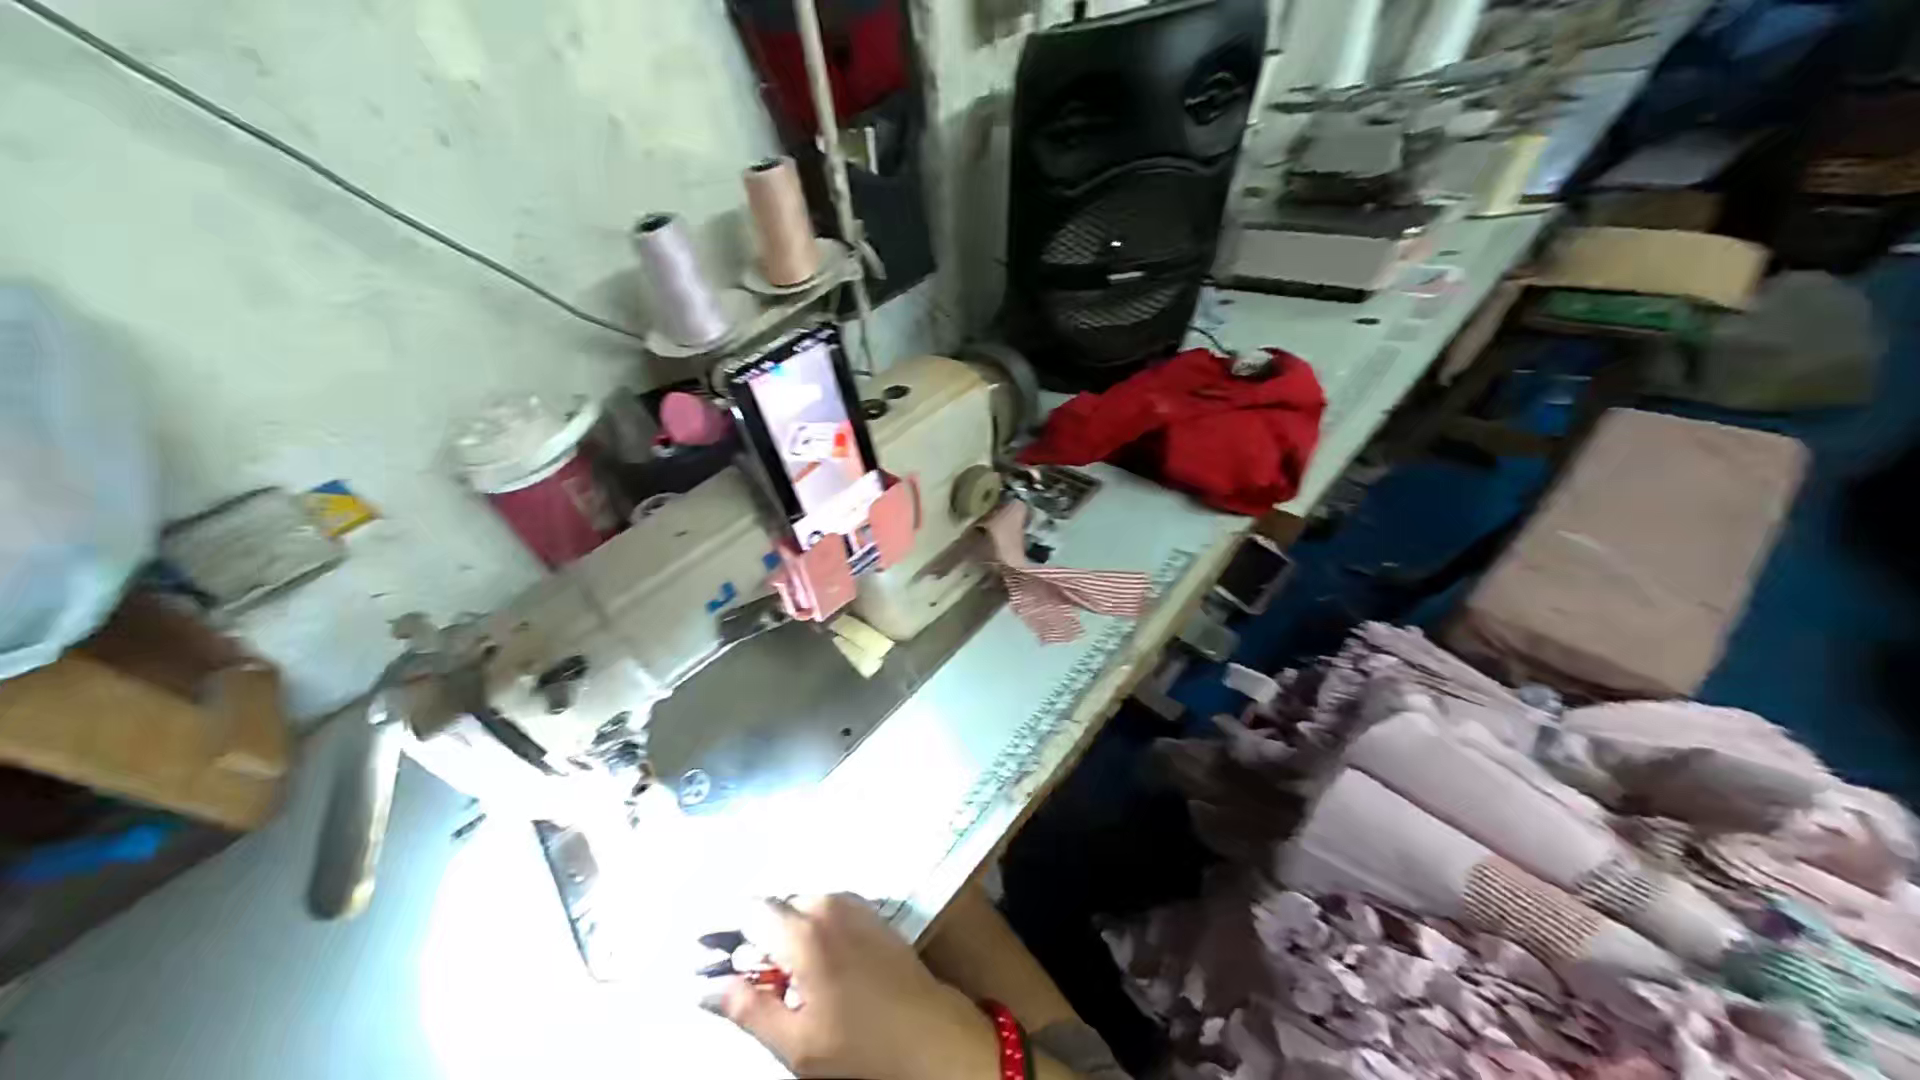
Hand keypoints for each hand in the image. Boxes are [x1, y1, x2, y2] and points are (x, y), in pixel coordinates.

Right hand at [711, 893, 998, 1079]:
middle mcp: (828, 905)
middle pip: (777, 906)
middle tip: (755, 977)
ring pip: (804, 905)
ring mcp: (854, 905)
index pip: (752, 912)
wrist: (930, 1034)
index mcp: (804, 932)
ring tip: (789, 976)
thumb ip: (748, 1008)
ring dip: (788, 930)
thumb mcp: (795, 1041)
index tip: (717, 961)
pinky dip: (814, 926)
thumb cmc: (859, 1046)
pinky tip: (819, 963)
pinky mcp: (872, 912)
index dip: (730, 936)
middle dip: (760, 935)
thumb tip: (705, 989)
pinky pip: (829, 908)